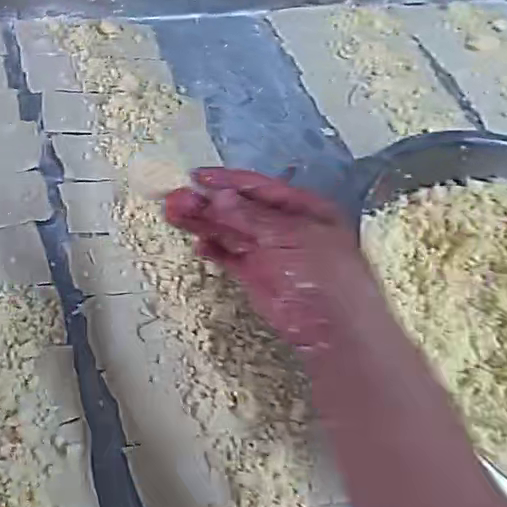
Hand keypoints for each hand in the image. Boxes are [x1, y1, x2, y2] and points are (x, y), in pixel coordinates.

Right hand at [164, 167, 383, 349]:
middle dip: (205, 202)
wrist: (333, 329)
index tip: (195, 176)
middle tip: (174, 199)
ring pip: (227, 229)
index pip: (258, 187)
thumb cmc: (322, 274)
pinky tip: (197, 244)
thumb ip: (251, 216)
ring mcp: (267, 250)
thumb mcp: (291, 236)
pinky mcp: (253, 273)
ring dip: (201, 221)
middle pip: (236, 208)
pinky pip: (227, 254)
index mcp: (301, 208)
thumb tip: (219, 195)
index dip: (226, 181)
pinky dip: (211, 248)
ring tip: (173, 215)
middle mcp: (282, 226)